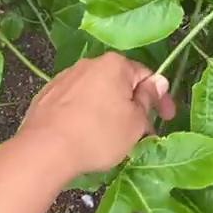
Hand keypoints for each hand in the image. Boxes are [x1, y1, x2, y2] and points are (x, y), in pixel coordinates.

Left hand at [11, 53, 175, 180]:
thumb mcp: (134, 122)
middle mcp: (89, 64)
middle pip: (119, 83)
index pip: (146, 75)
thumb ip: (148, 100)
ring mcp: (65, 78)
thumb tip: (157, 82)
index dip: (160, 98)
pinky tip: (85, 135)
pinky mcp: (47, 95)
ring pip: (96, 92)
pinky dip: (85, 115)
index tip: (167, 119)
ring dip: (108, 110)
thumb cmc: (98, 134)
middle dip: (132, 106)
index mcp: (114, 65)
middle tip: (140, 132)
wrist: (45, 148)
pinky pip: (75, 102)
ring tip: (111, 138)